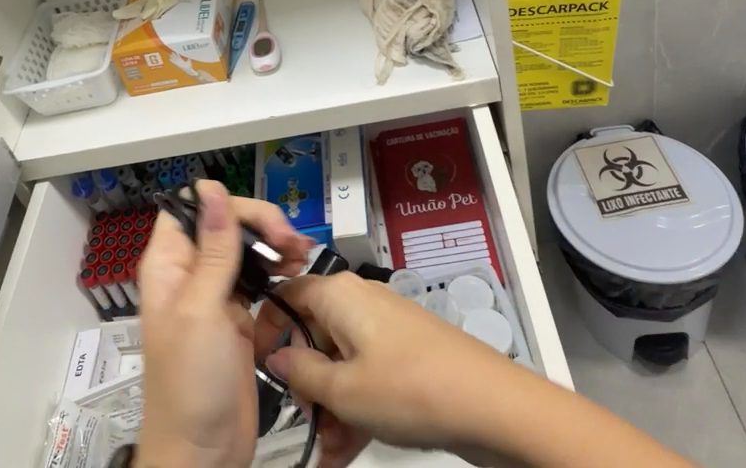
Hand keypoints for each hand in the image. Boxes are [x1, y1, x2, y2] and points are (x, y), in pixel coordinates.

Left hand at [136, 180, 311, 467]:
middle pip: (226, 225)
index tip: (260, 219)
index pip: (193, 208)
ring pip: (247, 251)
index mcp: (169, 266)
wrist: (203, 453)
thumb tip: (209, 189)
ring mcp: (216, 298)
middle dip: (261, 224)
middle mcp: (191, 276)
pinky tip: (297, 275)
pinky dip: (280, 274)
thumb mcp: (202, 309)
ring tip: (301, 254)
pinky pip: (261, 282)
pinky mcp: (239, 320)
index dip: (226, 204)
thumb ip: (213, 249)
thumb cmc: (189, 386)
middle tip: (290, 240)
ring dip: (275, 247)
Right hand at [256, 274, 537, 467]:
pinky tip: (345, 452)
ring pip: (340, 362)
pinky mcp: (405, 354)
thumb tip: (276, 358)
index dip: (266, 328)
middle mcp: (359, 302)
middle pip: (313, 334)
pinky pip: (366, 376)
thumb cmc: (409, 388)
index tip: (255, 367)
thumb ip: (300, 374)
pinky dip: (355, 408)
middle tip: (305, 422)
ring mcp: (385, 328)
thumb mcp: (343, 390)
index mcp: (339, 294)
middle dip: (304, 382)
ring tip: (329, 452)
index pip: (286, 295)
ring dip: (329, 407)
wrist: (490, 404)